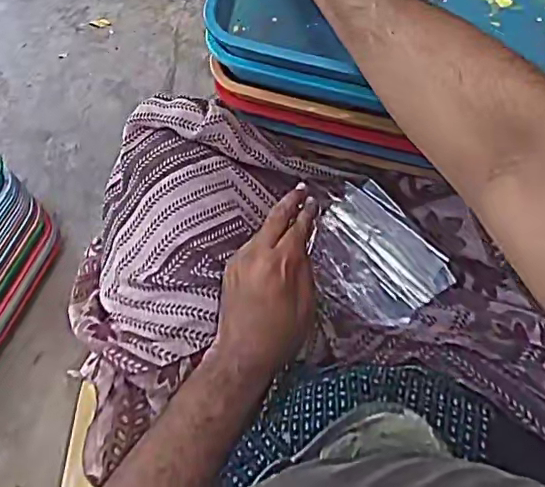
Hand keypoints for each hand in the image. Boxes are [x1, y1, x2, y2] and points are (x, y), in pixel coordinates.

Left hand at [212, 185, 317, 380]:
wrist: (242, 354)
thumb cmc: (280, 336)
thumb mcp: (306, 305)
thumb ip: (305, 271)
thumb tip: (304, 250)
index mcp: (281, 263)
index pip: (297, 229)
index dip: (307, 214)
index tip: (313, 204)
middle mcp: (258, 254)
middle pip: (276, 218)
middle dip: (290, 202)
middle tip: (300, 191)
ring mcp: (241, 258)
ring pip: (262, 232)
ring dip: (275, 223)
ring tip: (288, 218)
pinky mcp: (231, 266)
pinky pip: (251, 246)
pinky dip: (263, 242)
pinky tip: (270, 247)